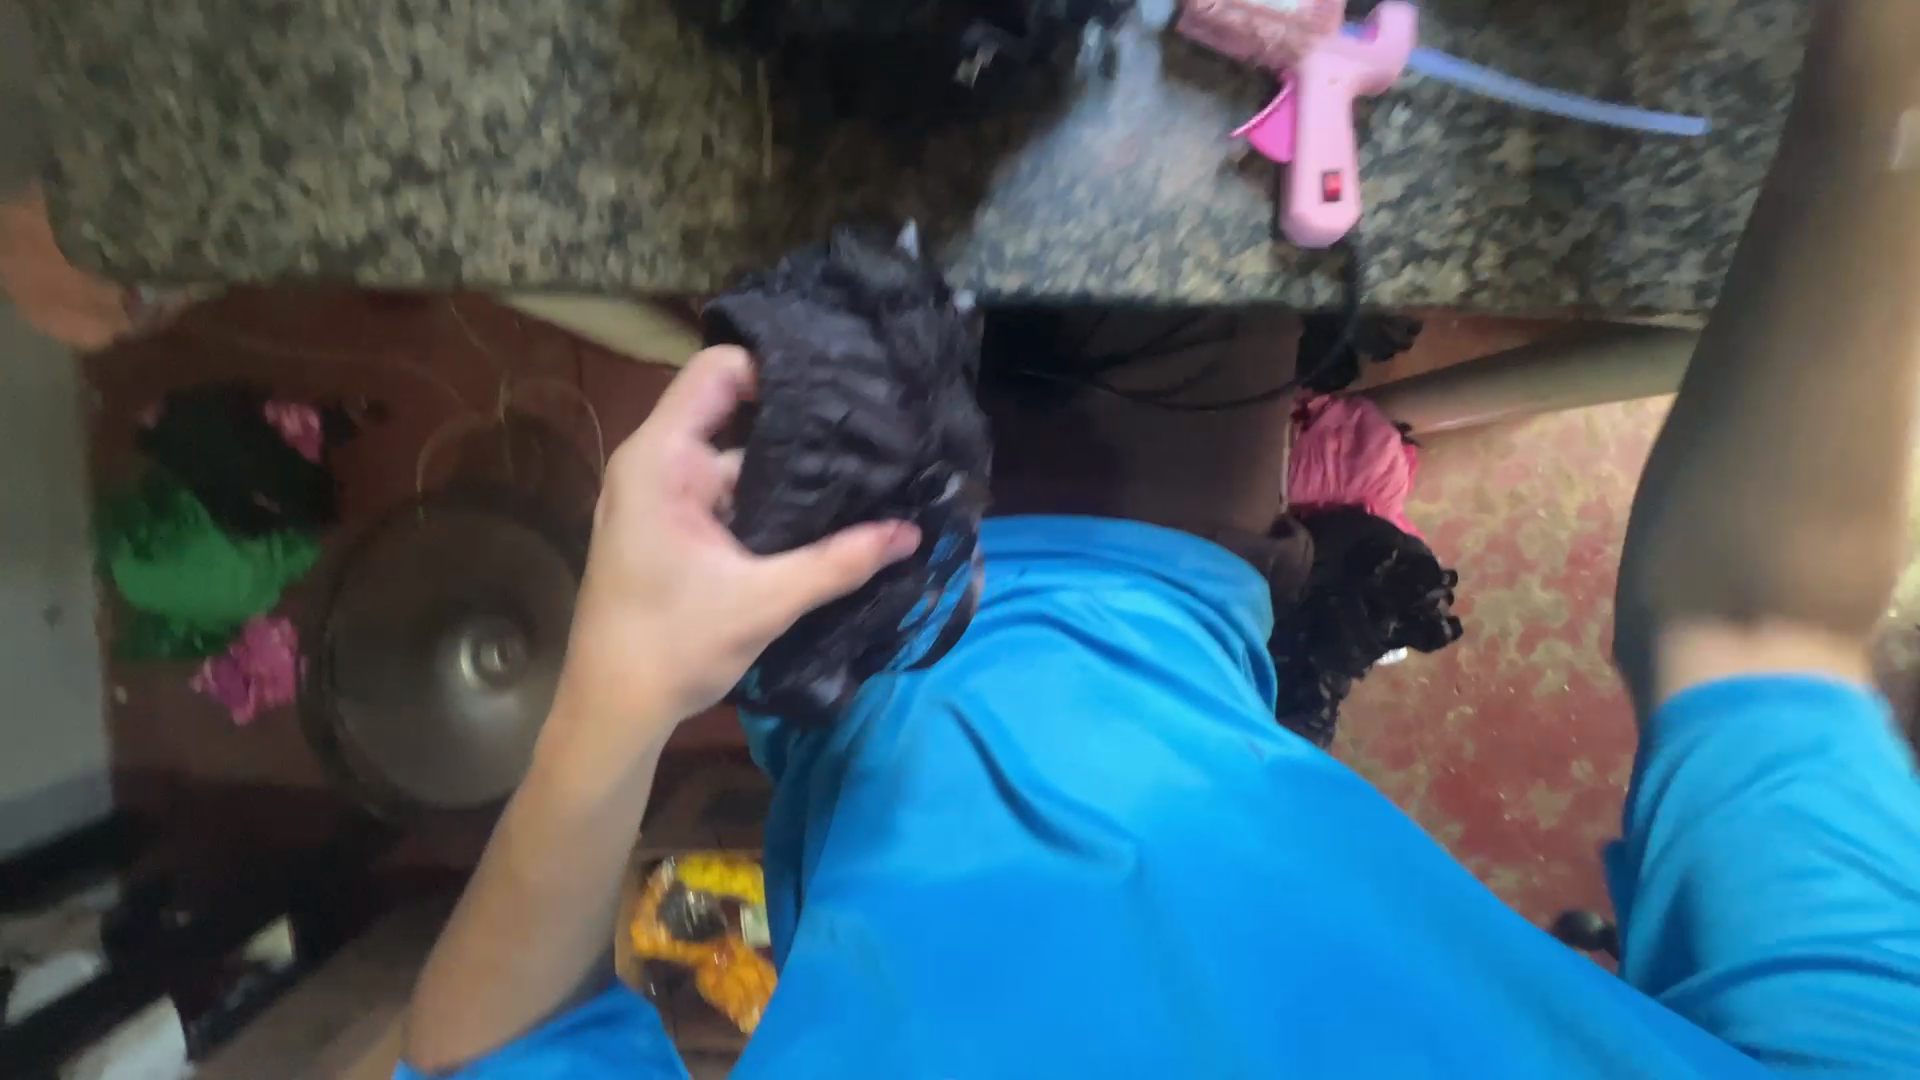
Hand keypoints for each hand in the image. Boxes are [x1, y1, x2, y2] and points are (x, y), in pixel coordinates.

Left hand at [546, 346, 920, 758]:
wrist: (614, 711)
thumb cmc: (673, 647)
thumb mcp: (766, 600)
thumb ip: (842, 561)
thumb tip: (912, 533)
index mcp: (663, 459)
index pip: (718, 371)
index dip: (777, 368)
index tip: (837, 389)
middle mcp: (660, 464)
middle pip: (737, 414)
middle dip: (801, 425)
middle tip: (868, 430)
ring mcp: (667, 498)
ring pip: (740, 461)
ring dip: (792, 472)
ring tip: (862, 470)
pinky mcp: (677, 528)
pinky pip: (733, 495)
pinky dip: (773, 503)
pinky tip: (824, 514)